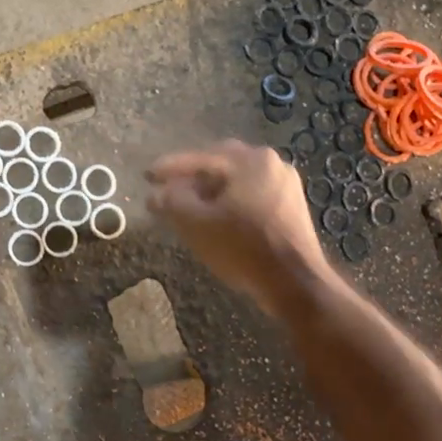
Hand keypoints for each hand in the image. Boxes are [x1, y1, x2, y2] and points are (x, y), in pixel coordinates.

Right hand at [147, 140, 330, 317]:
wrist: (294, 282)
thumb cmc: (243, 247)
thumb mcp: (196, 224)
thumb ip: (171, 202)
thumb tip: (157, 194)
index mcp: (250, 160)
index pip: (200, 158)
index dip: (169, 168)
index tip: (147, 175)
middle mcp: (271, 164)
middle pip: (221, 165)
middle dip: (192, 178)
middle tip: (168, 189)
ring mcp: (285, 185)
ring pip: (238, 182)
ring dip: (211, 191)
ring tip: (189, 207)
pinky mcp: (291, 208)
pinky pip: (252, 196)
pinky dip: (231, 202)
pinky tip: (217, 218)